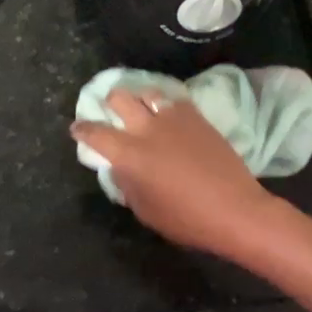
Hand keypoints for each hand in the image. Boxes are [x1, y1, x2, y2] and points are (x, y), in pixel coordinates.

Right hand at [71, 88, 277, 259]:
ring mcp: (174, 119)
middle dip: (110, 102)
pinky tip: (169, 114)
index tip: (77, 128)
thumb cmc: (186, 219)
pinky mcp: (197, 118)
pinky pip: (175, 101)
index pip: (95, 133)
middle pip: (119, 98)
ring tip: (142, 108)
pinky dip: (166, 105)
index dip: (82, 129)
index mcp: (128, 154)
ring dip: (140, 99)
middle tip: (110, 110)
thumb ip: (127, 185)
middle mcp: (146, 129)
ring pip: (147, 93)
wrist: (235, 209)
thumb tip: (121, 169)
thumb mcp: (145, 211)